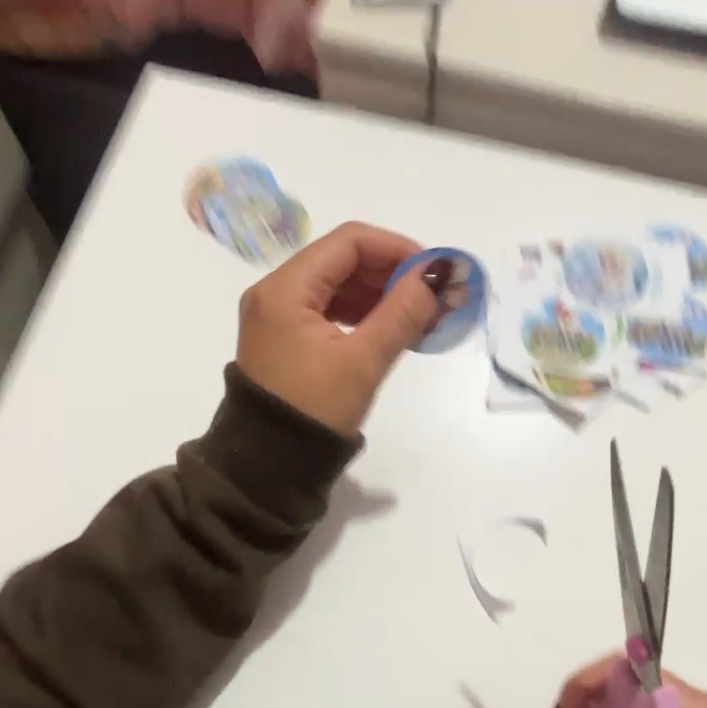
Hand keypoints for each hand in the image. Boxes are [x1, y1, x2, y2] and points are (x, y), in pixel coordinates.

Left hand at [235, 222, 447, 435]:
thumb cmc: (314, 411)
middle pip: (339, 260)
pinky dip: (357, 313)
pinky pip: (324, 309)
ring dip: (376, 294)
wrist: (269, 465)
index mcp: (284, 290)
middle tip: (430, 296)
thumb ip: (402, 312)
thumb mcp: (363, 362)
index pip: (348, 242)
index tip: (432, 271)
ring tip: (416, 315)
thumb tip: (437, 275)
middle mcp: (273, 293)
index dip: (395, 248)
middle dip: (388, 273)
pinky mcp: (281, 339)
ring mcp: (274, 316)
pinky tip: (386, 329)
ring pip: (333, 285)